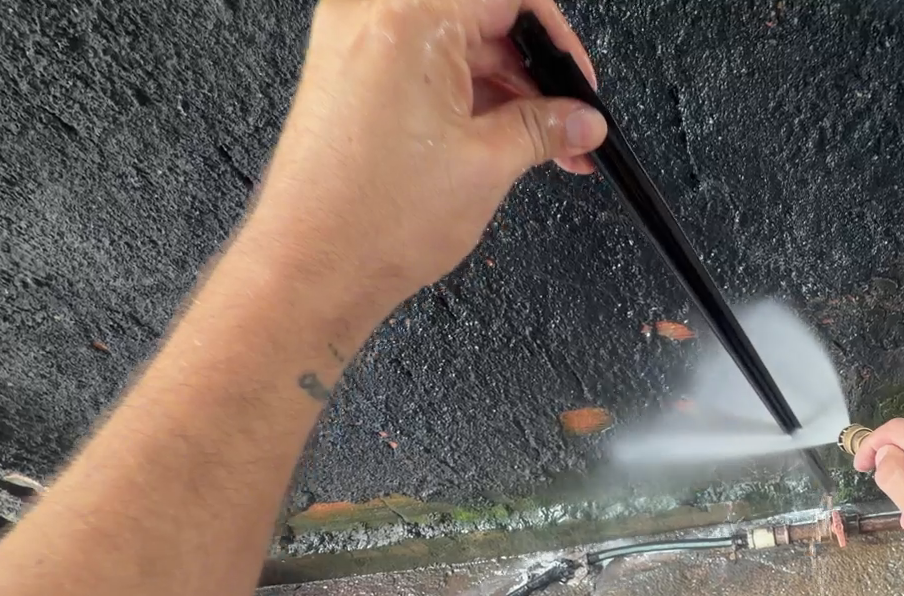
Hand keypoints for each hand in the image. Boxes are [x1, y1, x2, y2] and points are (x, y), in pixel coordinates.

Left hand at [234, 0, 607, 346]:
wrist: (320, 262)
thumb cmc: (380, 220)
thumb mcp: (488, 167)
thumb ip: (544, 130)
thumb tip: (583, 119)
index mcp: (407, 20)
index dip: (557, 38)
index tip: (580, 84)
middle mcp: (371, 15)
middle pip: (480, 18)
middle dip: (535, 75)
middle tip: (571, 126)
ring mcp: (357, 44)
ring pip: (456, 46)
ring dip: (507, 91)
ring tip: (544, 147)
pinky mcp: (353, 76)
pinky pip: (427, 67)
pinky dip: (470, 98)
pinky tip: (502, 140)